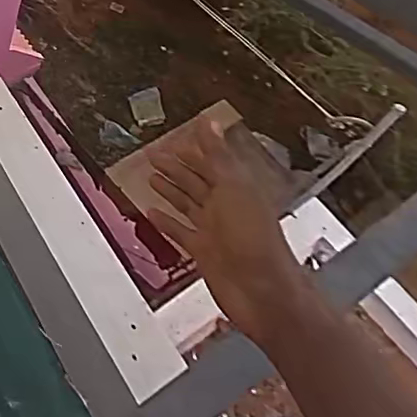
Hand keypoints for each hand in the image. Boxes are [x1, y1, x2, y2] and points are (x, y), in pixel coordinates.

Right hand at [145, 115, 301, 347]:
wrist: (264, 294)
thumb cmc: (256, 240)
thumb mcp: (234, 188)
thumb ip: (218, 155)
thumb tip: (209, 122)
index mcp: (236, 188)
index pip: (210, 162)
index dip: (193, 149)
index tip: (174, 138)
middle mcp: (225, 207)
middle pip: (195, 181)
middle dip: (175, 167)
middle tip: (153, 155)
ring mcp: (214, 230)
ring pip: (187, 203)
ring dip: (169, 190)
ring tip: (151, 177)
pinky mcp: (204, 252)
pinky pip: (180, 232)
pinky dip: (166, 222)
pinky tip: (153, 214)